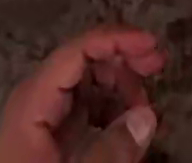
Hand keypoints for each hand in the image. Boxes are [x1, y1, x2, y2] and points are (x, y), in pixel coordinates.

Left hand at [0, 27, 166, 162]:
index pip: (78, 51)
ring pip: (87, 82)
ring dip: (120, 86)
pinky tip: (126, 127)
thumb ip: (110, 153)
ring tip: (145, 108)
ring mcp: (41, 120)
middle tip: (158, 65)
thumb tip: (148, 116)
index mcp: (33, 103)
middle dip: (123, 60)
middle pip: (84, 61)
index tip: (152, 45)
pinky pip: (84, 108)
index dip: (117, 40)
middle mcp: (35, 101)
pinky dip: (110, 109)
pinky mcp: (49, 140)